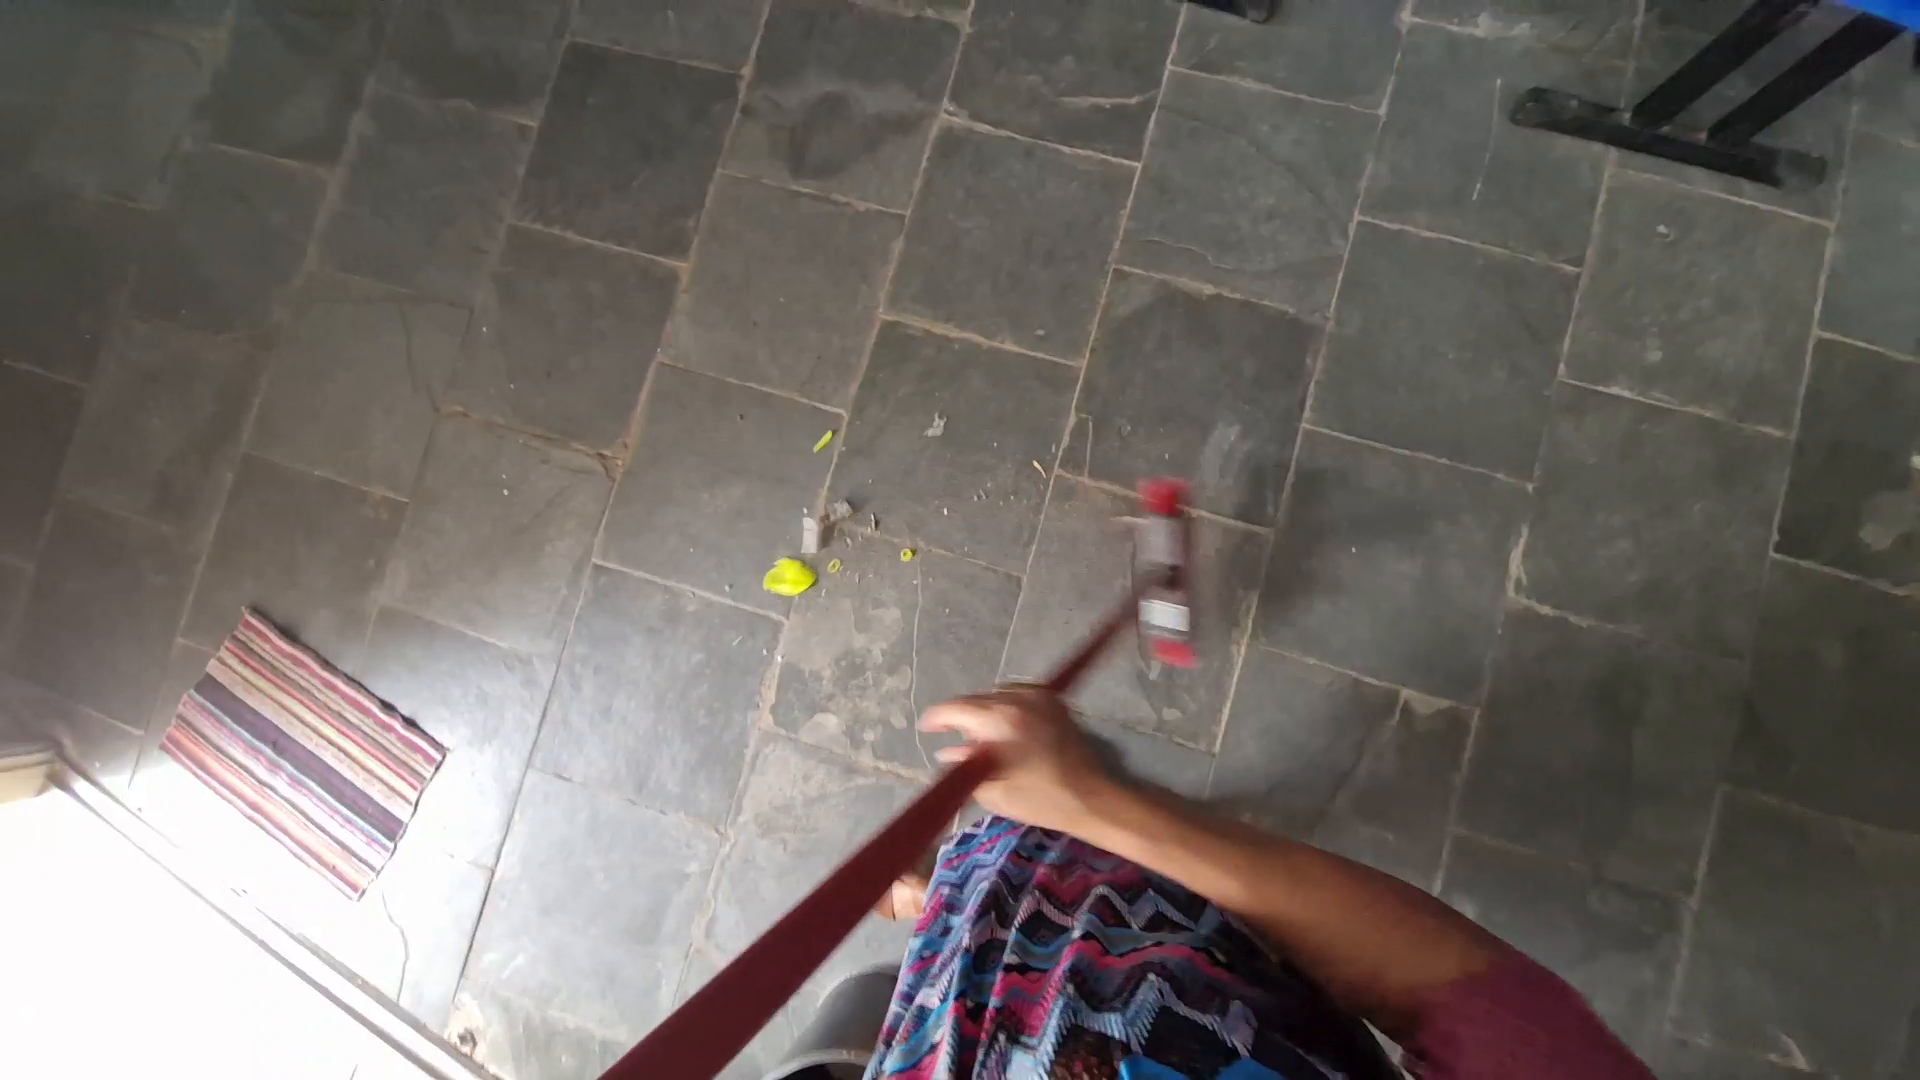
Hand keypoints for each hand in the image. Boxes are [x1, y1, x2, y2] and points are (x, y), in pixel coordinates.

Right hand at [919, 685, 1116, 835]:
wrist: (1091, 797)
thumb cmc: (1040, 799)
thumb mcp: (993, 790)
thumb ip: (965, 767)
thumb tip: (947, 752)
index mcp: (999, 720)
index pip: (956, 709)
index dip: (936, 717)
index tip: (925, 728)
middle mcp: (1016, 699)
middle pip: (975, 700)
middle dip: (960, 717)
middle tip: (952, 738)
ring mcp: (1037, 696)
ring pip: (996, 695)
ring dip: (984, 711)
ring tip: (981, 735)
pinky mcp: (1053, 700)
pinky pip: (1017, 694)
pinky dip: (1006, 706)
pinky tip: (1005, 726)